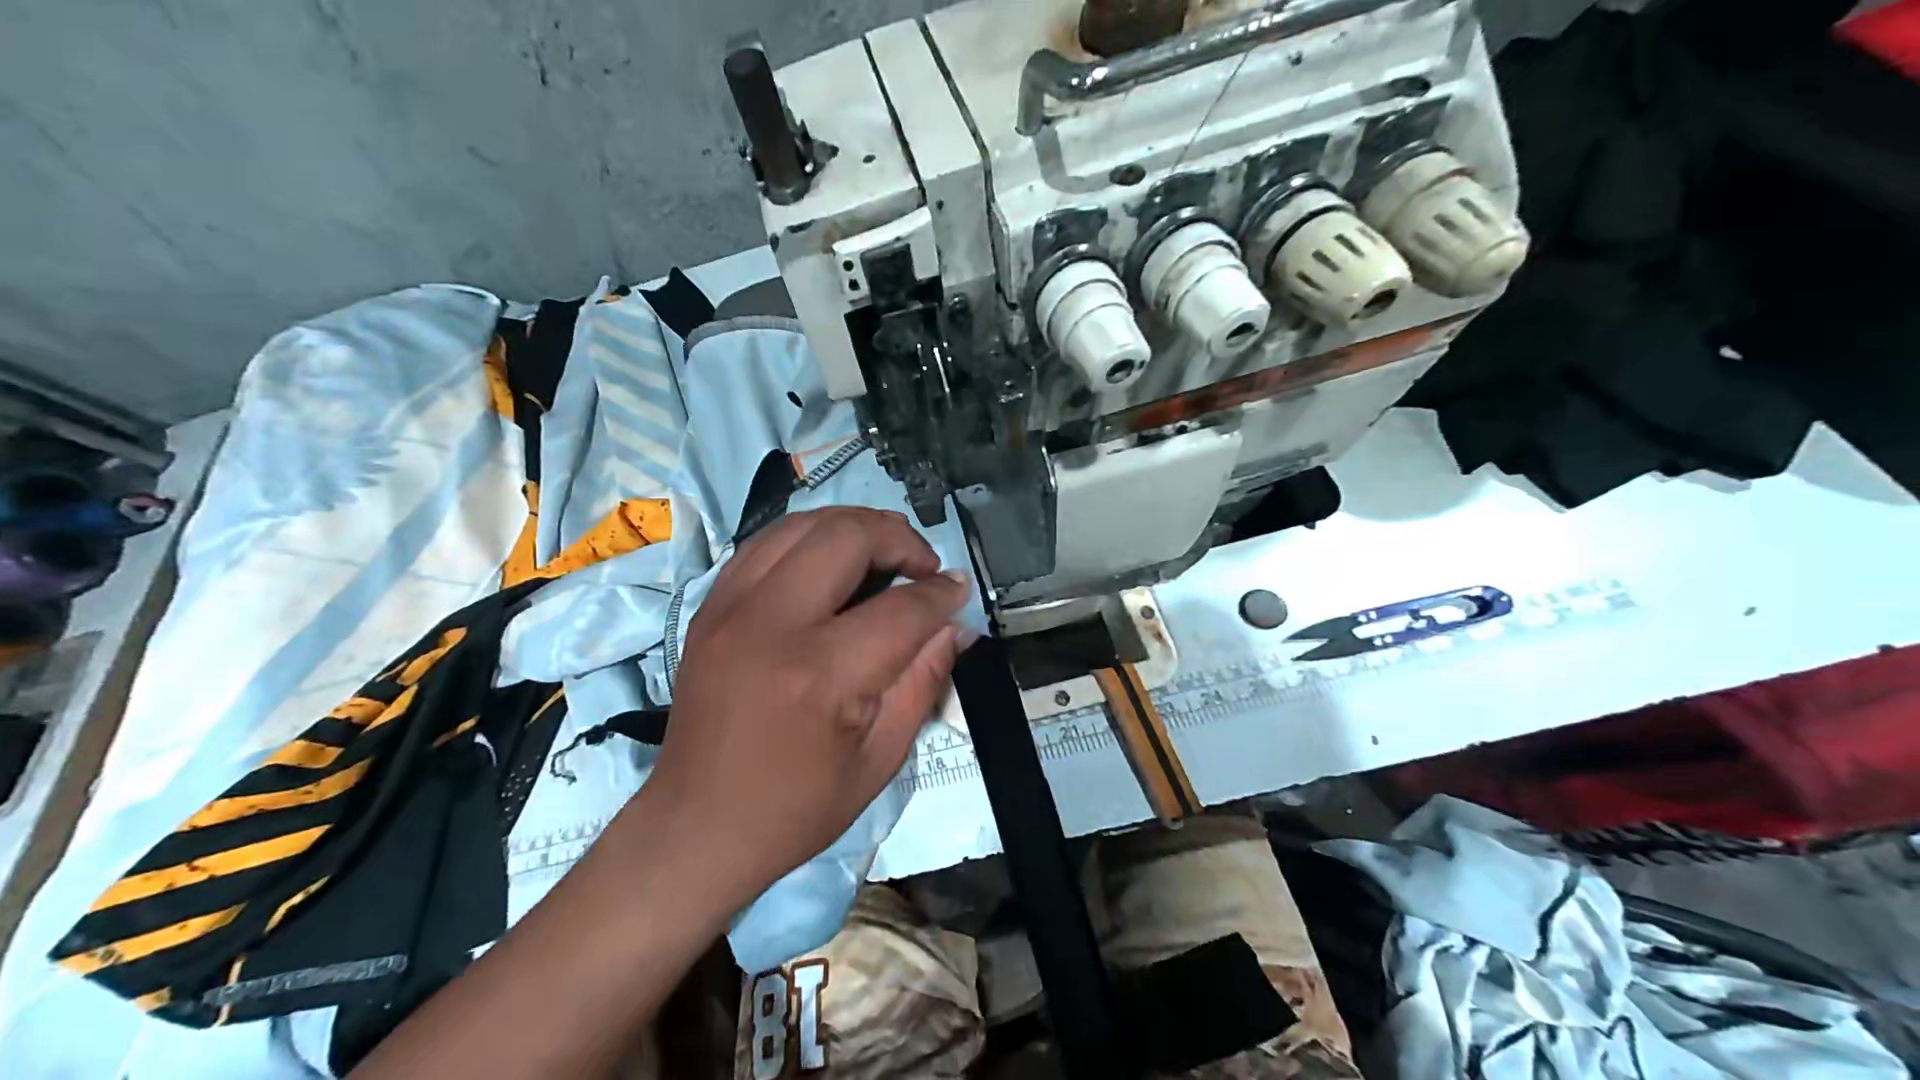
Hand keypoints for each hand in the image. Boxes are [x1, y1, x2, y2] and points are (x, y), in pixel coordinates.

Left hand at [638, 507, 970, 905]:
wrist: (695, 827)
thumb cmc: (795, 808)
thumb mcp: (880, 758)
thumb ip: (923, 680)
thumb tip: (955, 624)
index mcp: (819, 674)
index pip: (902, 608)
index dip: (942, 593)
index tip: (958, 590)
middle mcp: (770, 624)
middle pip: (847, 536)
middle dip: (900, 539)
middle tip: (923, 567)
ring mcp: (730, 608)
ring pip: (802, 524)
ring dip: (854, 527)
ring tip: (884, 553)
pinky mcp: (709, 607)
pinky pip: (765, 543)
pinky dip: (809, 539)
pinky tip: (831, 561)